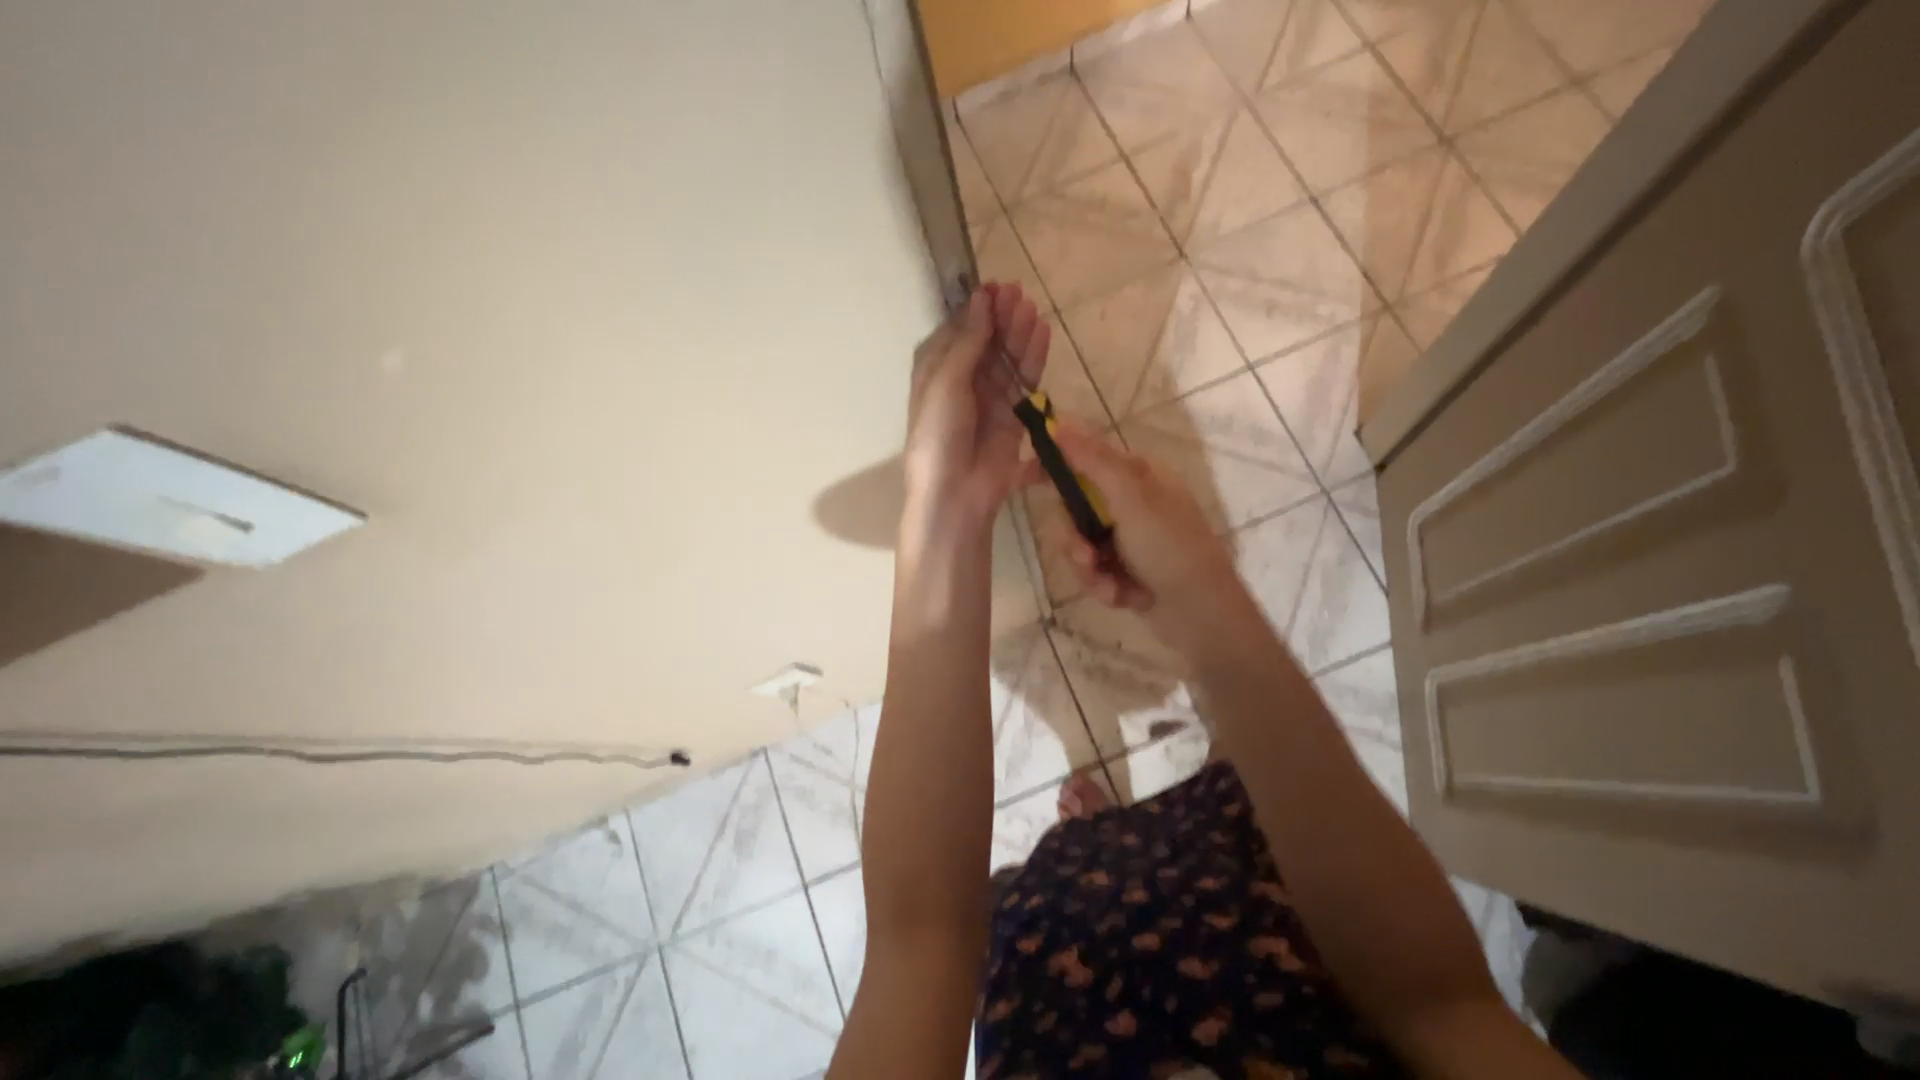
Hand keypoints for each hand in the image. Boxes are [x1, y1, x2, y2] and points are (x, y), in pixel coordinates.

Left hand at [901, 283, 1048, 541]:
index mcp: (935, 372)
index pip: (958, 332)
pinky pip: (1025, 381)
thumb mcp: (945, 383)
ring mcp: (989, 400)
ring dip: (1019, 333)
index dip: (977, 310)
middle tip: (1019, 292)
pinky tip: (1042, 333)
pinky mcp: (1013, 417)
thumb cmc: (938, 435)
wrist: (955, 492)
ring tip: (1032, 307)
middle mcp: (962, 382)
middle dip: (1001, 317)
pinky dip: (1033, 358)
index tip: (997, 286)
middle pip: (986, 342)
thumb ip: (967, 342)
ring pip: (1007, 358)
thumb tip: (983, 300)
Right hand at [1046, 426, 1265, 658]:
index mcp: (1139, 477)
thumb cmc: (1170, 548)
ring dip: (1089, 569)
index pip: (1086, 459)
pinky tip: (1124, 597)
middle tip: (1085, 555)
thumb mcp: (1131, 499)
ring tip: (1110, 585)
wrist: (1202, 614)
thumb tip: (1061, 421)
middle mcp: (1134, 504)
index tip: (1023, 477)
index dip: (1054, 466)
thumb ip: (1094, 460)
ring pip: (1081, 546)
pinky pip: (1096, 573)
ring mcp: (1131, 541)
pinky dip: (1105, 587)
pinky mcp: (1129, 573)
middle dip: (1074, 538)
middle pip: (1075, 510)